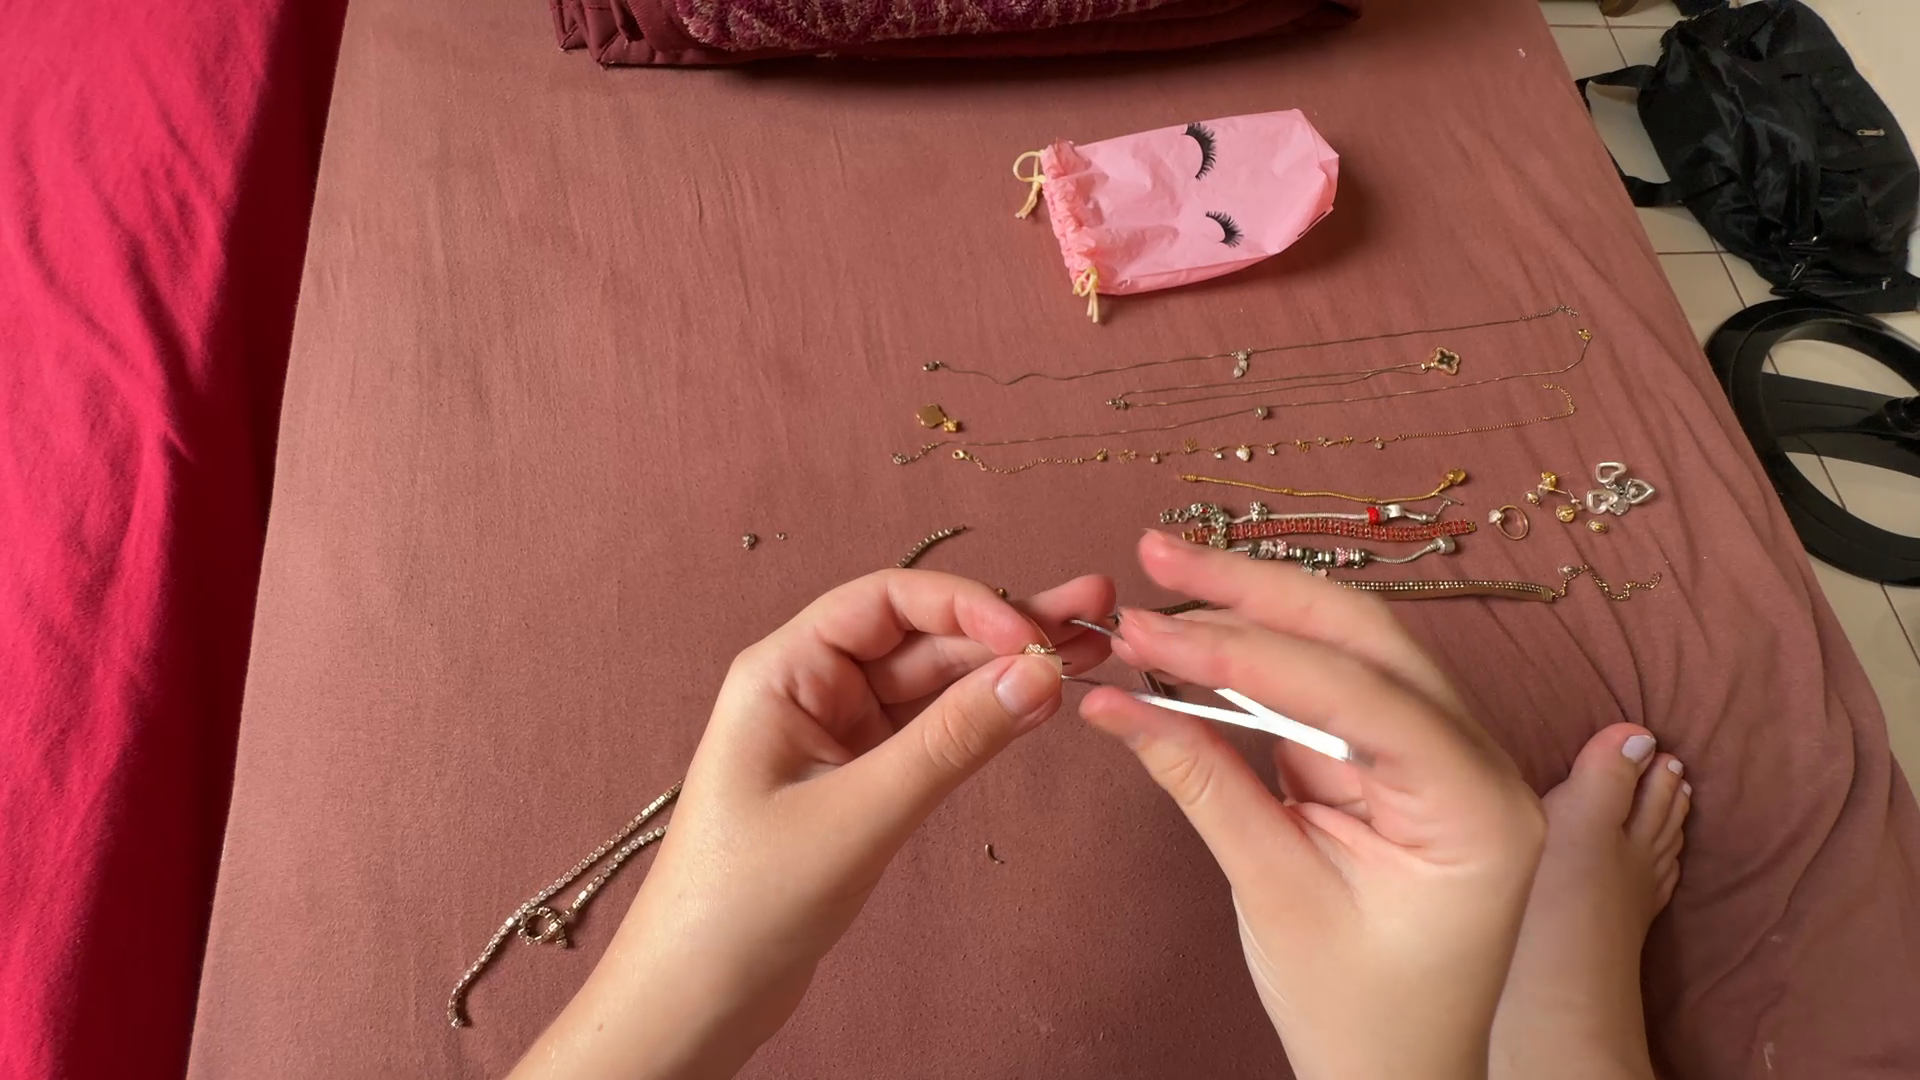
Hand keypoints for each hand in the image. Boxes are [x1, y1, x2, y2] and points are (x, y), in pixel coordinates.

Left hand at [510, 569, 1116, 1079]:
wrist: (694, 1003)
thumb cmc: (742, 905)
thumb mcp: (856, 814)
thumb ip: (952, 741)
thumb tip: (1040, 674)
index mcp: (786, 668)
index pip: (888, 602)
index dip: (967, 605)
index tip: (1032, 635)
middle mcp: (817, 682)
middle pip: (925, 635)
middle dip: (1008, 625)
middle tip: (1093, 609)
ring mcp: (845, 726)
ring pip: (939, 679)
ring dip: (1010, 664)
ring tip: (1091, 645)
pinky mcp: (866, 769)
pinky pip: (936, 725)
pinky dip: (988, 712)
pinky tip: (1039, 695)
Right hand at [1080, 532, 1543, 1079]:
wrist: (1393, 1061)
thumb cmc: (1358, 1005)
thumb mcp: (1274, 893)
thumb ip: (1199, 781)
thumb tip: (1113, 703)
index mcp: (1478, 808)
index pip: (1357, 695)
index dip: (1245, 656)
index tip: (1150, 634)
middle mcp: (1467, 756)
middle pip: (1358, 633)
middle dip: (1252, 588)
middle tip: (1160, 554)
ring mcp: (1422, 744)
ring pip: (1333, 638)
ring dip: (1242, 606)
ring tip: (1160, 582)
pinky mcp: (1372, 746)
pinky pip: (1306, 676)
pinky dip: (1242, 652)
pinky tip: (1190, 632)